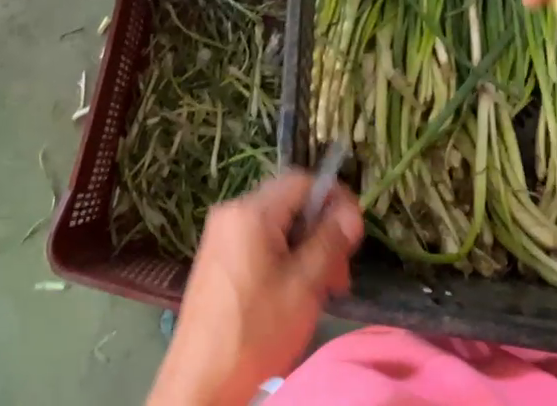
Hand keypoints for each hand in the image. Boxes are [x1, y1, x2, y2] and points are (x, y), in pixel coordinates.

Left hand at [148, 172, 362, 405]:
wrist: (202, 377)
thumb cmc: (256, 329)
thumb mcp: (304, 286)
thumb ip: (330, 243)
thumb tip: (351, 214)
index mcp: (250, 211)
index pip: (301, 180)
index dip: (334, 199)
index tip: (354, 233)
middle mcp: (231, 212)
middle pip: (288, 203)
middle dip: (320, 231)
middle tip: (339, 276)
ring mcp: (220, 234)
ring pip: (275, 226)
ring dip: (304, 249)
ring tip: (320, 291)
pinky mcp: (216, 256)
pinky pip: (258, 242)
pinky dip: (282, 258)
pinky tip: (293, 293)